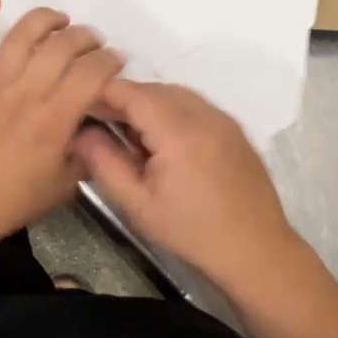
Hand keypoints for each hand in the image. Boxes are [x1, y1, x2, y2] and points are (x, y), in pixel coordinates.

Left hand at [0, 0, 125, 247]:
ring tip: (61, 21)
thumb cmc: (13, 200)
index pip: (92, 72)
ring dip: (46, 20)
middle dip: (86, 38)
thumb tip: (100, 127)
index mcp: (53, 119)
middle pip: (62, 45)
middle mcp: (25, 93)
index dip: (110, 61)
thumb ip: (88, 151)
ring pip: (21, 35)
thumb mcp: (66, 183)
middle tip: (94, 46)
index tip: (117, 63)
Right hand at [73, 81, 304, 287]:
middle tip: (101, 124)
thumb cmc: (192, 231)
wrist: (256, 248)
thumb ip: (104, 163)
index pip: (131, 92)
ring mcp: (223, 117)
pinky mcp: (234, 127)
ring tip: (131, 135)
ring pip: (175, 93)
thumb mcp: (138, 204)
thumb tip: (80, 133)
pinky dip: (173, 111)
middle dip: (124, 99)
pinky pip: (195, 105)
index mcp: (178, 131)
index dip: (101, 94)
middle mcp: (203, 113)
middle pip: (153, 88)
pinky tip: (164, 142)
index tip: (81, 109)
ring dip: (149, 103)